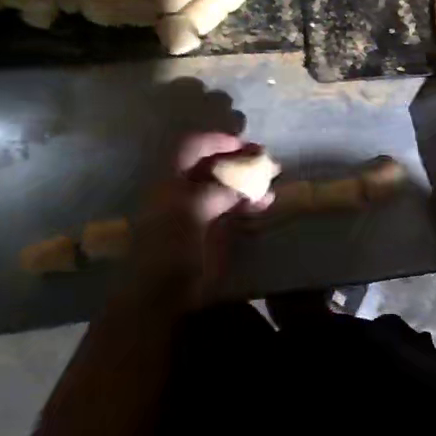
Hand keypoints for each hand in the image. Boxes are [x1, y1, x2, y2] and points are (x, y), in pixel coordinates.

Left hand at [129, 132, 270, 307]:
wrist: (163, 294)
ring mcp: (201, 212)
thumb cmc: (170, 247)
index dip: (217, 141)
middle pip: (214, 166)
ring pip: (228, 187)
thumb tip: (244, 183)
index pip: (193, 147)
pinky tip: (266, 203)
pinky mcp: (215, 234)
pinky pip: (235, 210)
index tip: (244, 144)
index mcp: (171, 180)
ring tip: (273, 177)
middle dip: (239, 158)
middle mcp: (186, 191)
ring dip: (250, 180)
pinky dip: (251, 203)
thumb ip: (218, 190)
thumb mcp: (192, 210)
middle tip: (266, 157)